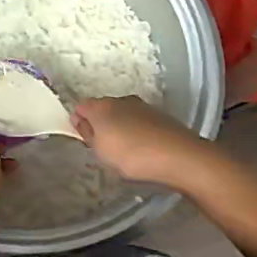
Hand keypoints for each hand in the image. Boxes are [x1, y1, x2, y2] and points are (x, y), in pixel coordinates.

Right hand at [71, 96, 210, 186]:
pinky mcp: (160, 116)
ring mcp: (143, 106)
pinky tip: (143, 150)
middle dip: (99, 125)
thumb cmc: (132, 155)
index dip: (78, 121)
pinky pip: (140, 123)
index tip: (82, 139)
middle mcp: (122, 100)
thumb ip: (88, 134)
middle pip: (103, 109)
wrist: (178, 156)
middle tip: (102, 148)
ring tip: (125, 153)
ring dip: (120, 129)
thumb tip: (81, 121)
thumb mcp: (100, 151)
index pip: (81, 107)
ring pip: (123, 115)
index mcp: (102, 106)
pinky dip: (137, 133)